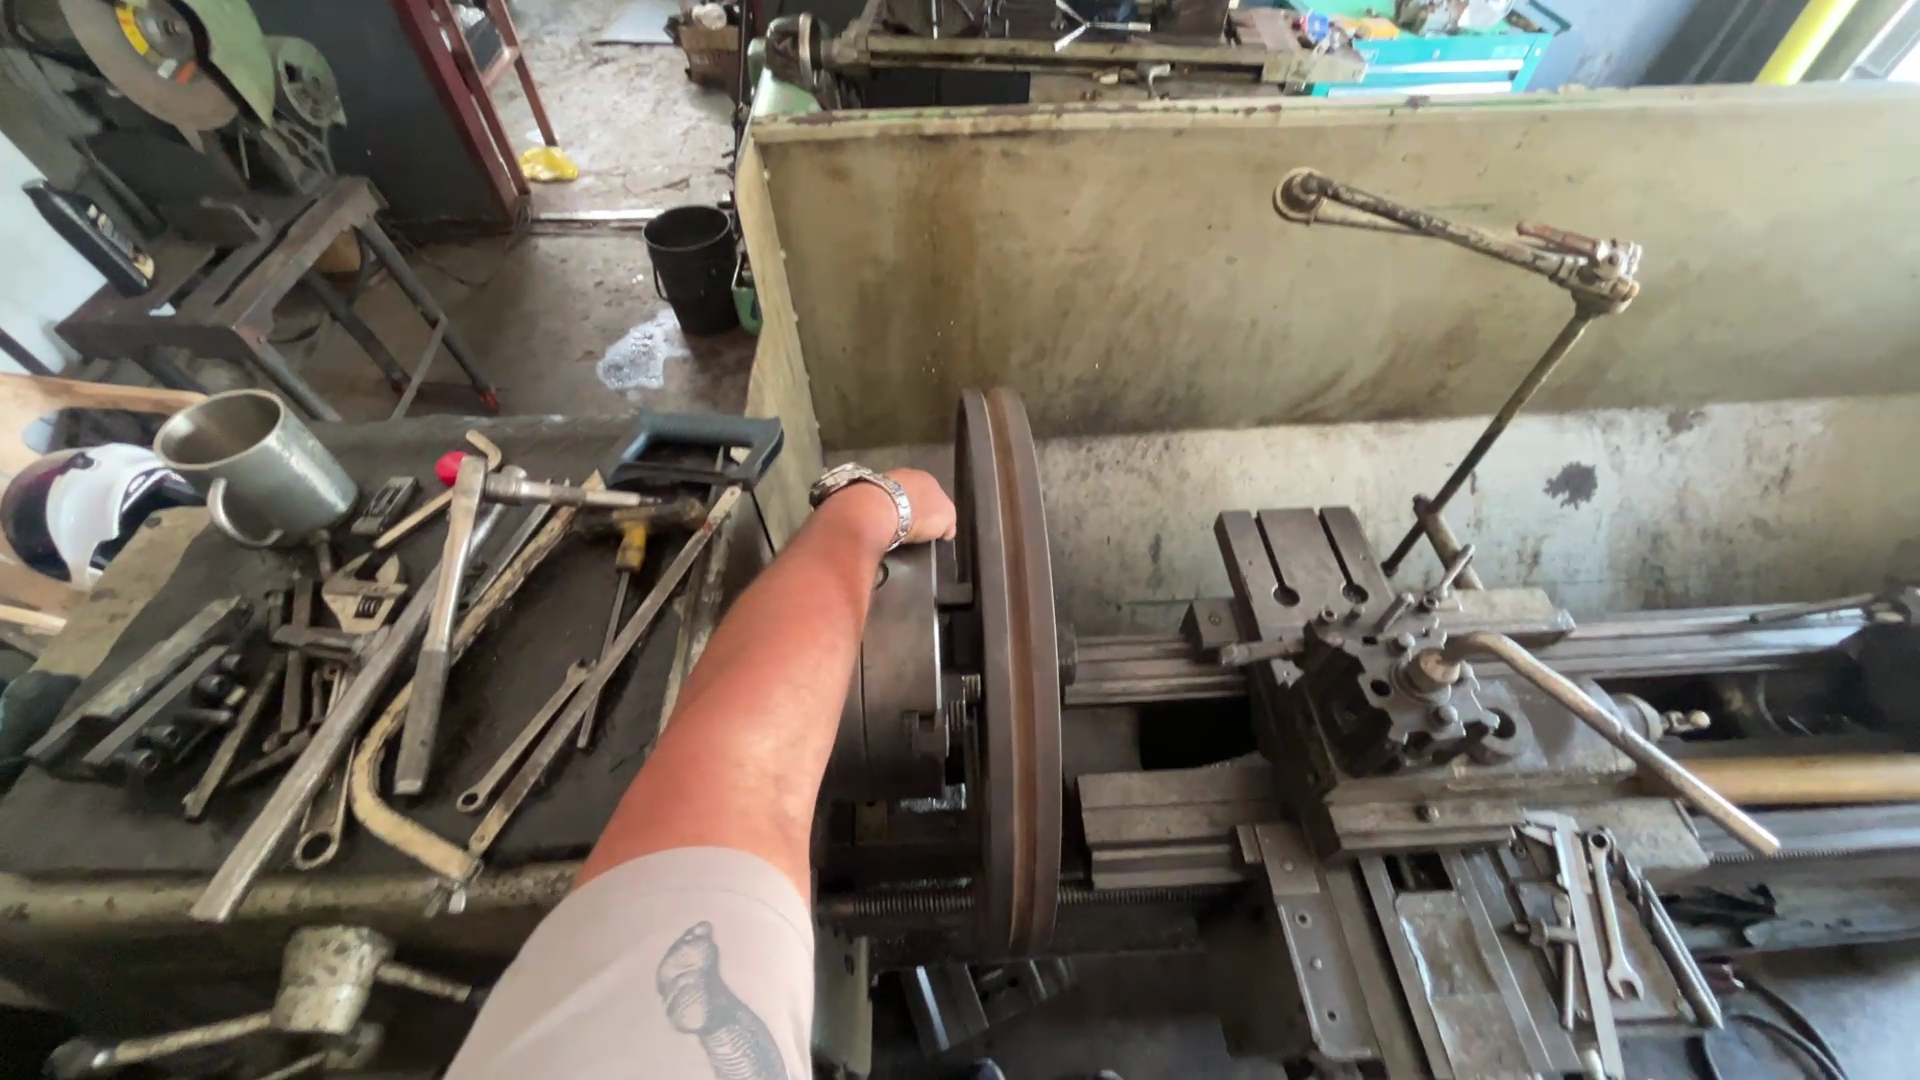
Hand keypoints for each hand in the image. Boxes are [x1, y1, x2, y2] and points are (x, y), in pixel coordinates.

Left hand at [885, 468, 956, 543]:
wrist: (883, 510)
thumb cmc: (920, 514)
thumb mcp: (946, 522)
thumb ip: (948, 524)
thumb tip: (947, 531)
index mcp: (930, 479)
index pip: (937, 496)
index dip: (935, 511)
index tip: (931, 525)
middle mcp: (909, 474)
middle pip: (916, 493)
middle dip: (916, 506)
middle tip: (913, 525)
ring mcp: (887, 479)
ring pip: (897, 495)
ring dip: (897, 506)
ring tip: (895, 524)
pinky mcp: (868, 489)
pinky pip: (880, 501)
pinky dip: (882, 510)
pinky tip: (881, 521)